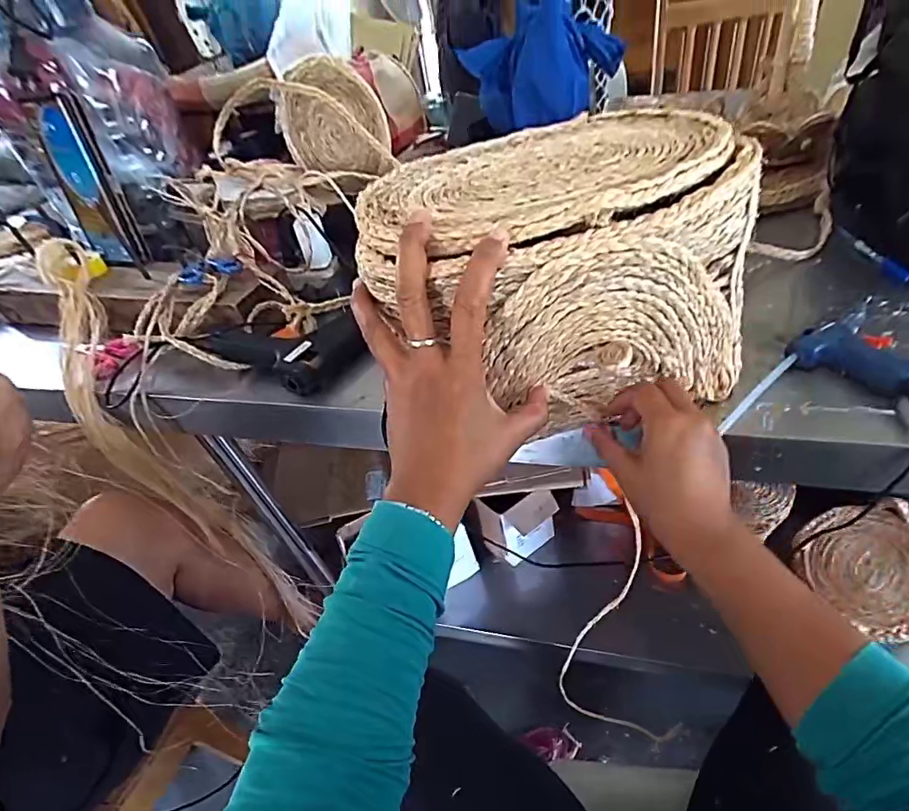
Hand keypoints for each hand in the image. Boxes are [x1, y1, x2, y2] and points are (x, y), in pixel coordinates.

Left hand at [351, 210, 548, 528]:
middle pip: (415, 298)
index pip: (472, 307)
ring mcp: (403, 375)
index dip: (482, 268)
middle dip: (415, 253)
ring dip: (377, 289)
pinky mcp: (391, 389)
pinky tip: (367, 311)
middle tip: (419, 221)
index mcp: (462, 372)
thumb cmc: (466, 464)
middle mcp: (428, 365)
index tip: (493, 240)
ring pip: (382, 322)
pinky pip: (377, 349)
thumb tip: (541, 393)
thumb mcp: (509, 437)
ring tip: (371, 264)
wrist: (426, 489)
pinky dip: (370, 325)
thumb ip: (530, 411)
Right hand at [585, 378, 744, 564]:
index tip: (611, 416)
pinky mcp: (717, 444)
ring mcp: (708, 430)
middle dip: (644, 398)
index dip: (621, 400)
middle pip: (666, 386)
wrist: (701, 528)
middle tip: (629, 422)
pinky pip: (695, 421)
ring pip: (682, 403)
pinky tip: (666, 452)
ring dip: (662, 411)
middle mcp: (692, 419)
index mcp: (667, 422)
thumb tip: (593, 431)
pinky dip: (678, 425)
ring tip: (646, 440)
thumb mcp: (627, 474)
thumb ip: (607, 446)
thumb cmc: (664, 505)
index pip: (642, 391)